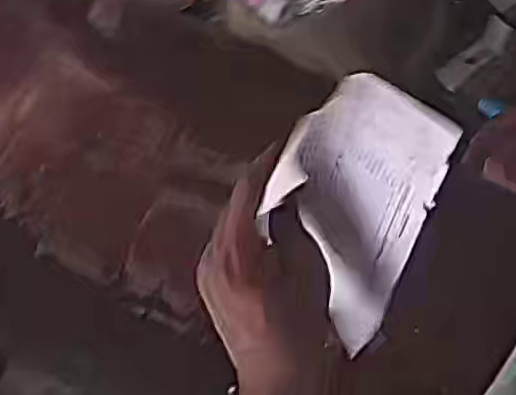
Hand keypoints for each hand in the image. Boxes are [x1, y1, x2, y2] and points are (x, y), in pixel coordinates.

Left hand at [197, 147, 338, 394]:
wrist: (277, 374)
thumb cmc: (293, 334)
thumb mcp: (308, 267)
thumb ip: (295, 223)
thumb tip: (291, 195)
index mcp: (236, 256)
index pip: (246, 190)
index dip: (266, 161)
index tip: (280, 143)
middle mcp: (214, 262)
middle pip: (235, 200)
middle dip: (261, 178)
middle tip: (284, 158)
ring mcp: (207, 272)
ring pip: (230, 215)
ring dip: (253, 197)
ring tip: (278, 182)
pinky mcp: (209, 280)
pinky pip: (226, 233)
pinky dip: (245, 218)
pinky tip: (264, 214)